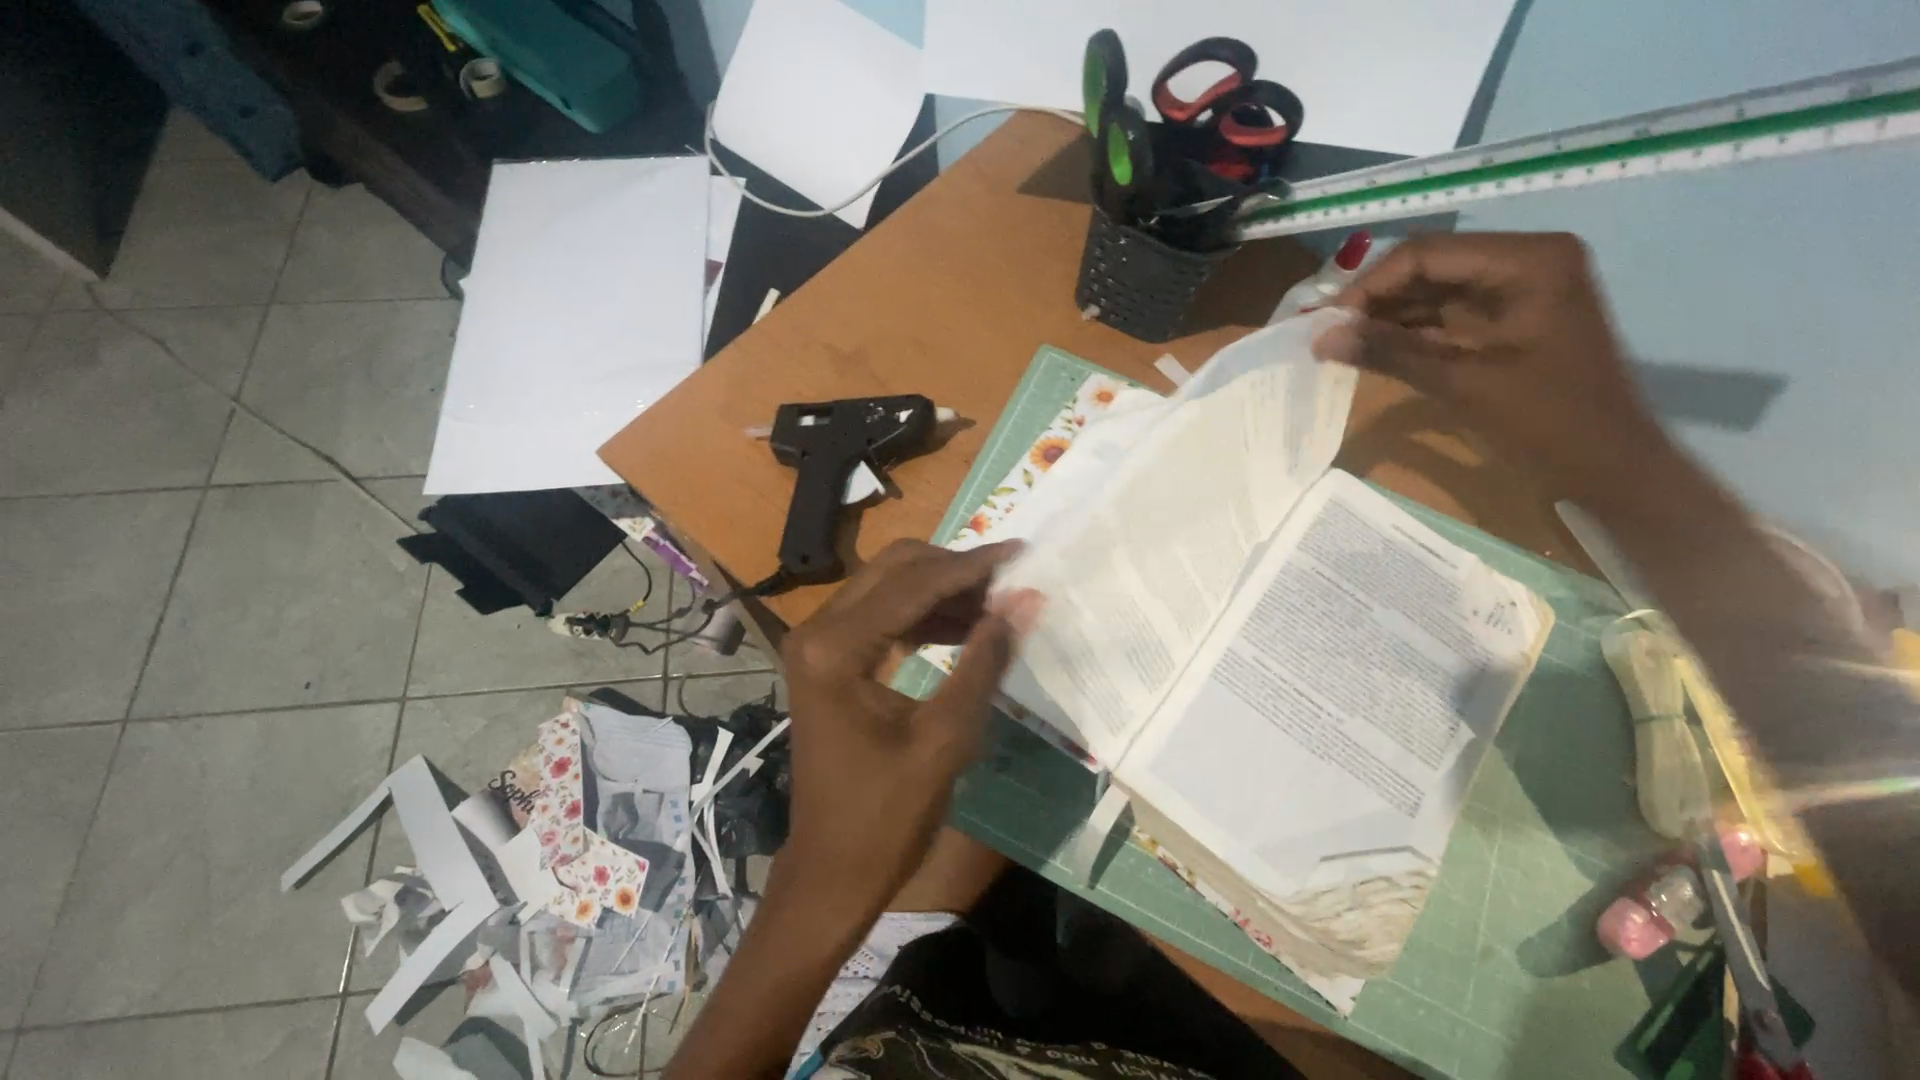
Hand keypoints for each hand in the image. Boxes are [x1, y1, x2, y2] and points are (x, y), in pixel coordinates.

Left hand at [778, 539, 1037, 911]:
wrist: (833, 868)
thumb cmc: (887, 815)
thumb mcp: (947, 738)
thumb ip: (984, 661)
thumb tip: (1025, 601)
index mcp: (836, 648)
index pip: (914, 584)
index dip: (972, 566)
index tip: (1023, 553)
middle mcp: (817, 631)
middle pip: (894, 569)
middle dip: (955, 569)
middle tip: (1010, 582)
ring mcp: (817, 644)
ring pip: (887, 587)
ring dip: (941, 590)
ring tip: (998, 606)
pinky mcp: (827, 660)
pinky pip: (880, 616)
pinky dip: (922, 616)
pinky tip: (965, 629)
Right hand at [1312, 232, 1671, 499]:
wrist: (1610, 466)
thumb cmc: (1549, 421)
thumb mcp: (1462, 383)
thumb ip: (1390, 353)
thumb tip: (1321, 338)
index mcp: (1528, 260)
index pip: (1427, 253)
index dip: (1369, 286)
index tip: (1325, 323)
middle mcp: (1524, 260)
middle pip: (1428, 266)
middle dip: (1374, 299)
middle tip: (1324, 332)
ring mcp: (1518, 289)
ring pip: (1431, 290)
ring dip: (1385, 316)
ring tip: (1337, 342)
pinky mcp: (1508, 318)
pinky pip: (1446, 314)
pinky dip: (1408, 331)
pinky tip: (1369, 348)